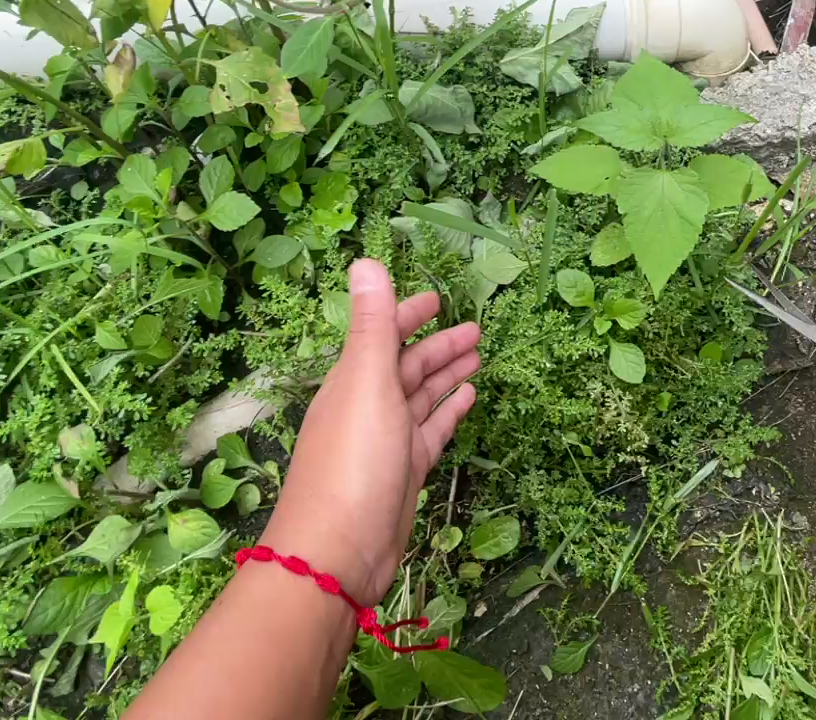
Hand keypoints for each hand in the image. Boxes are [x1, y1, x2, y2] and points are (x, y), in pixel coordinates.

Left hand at [261, 259, 479, 604]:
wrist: (336, 555)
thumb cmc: (353, 461)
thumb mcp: (366, 383)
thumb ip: (372, 324)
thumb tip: (365, 261)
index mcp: (354, 379)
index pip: (383, 334)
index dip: (408, 314)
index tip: (438, 299)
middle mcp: (368, 404)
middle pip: (407, 365)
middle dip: (439, 345)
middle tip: (477, 330)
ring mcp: (386, 440)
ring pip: (421, 396)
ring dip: (446, 374)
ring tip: (479, 356)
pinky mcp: (403, 471)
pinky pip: (430, 430)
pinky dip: (448, 411)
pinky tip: (468, 397)